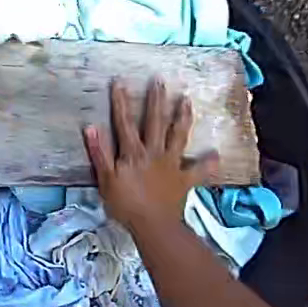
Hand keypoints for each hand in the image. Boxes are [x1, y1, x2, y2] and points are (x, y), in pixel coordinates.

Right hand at [84, 78, 218, 235]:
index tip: (120, 81)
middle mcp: (154, 152)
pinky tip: (216, 156)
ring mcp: (171, 164)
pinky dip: (208, 163)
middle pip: (155, 122)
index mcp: (133, 152)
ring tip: (187, 101)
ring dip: (182, 118)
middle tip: (160, 81)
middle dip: (157, 100)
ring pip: (178, 136)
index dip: (121, 102)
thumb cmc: (126, 204)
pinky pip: (198, 170)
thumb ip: (99, 153)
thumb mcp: (105, 180)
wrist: (154, 225)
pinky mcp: (184, 179)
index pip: (124, 122)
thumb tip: (91, 127)